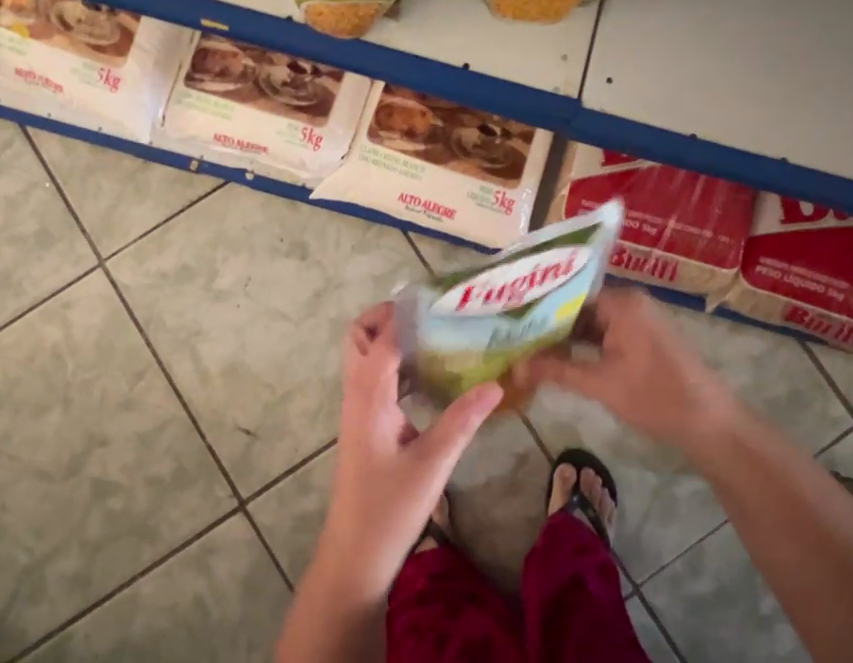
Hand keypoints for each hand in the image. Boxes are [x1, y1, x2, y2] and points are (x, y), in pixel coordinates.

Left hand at [317, 302, 501, 597]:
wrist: (357, 552)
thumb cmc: (391, 507)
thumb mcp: (433, 462)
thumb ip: (463, 419)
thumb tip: (496, 382)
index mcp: (369, 396)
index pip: (383, 338)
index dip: (407, 315)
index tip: (440, 299)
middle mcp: (357, 394)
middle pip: (359, 336)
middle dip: (387, 317)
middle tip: (430, 315)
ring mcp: (358, 409)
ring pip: (365, 356)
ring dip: (392, 339)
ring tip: (437, 336)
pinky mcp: (365, 424)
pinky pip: (376, 378)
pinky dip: (397, 365)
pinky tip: (431, 375)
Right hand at [514, 287, 734, 448]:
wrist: (710, 424)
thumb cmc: (655, 396)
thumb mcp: (599, 383)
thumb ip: (555, 370)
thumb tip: (513, 368)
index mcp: (621, 301)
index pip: (566, 293)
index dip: (536, 308)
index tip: (508, 321)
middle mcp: (629, 301)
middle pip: (577, 306)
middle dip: (547, 325)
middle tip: (512, 337)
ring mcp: (637, 319)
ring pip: (589, 322)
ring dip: (563, 337)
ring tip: (526, 348)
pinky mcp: (642, 338)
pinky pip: (604, 333)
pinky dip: (583, 346)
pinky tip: (557, 359)